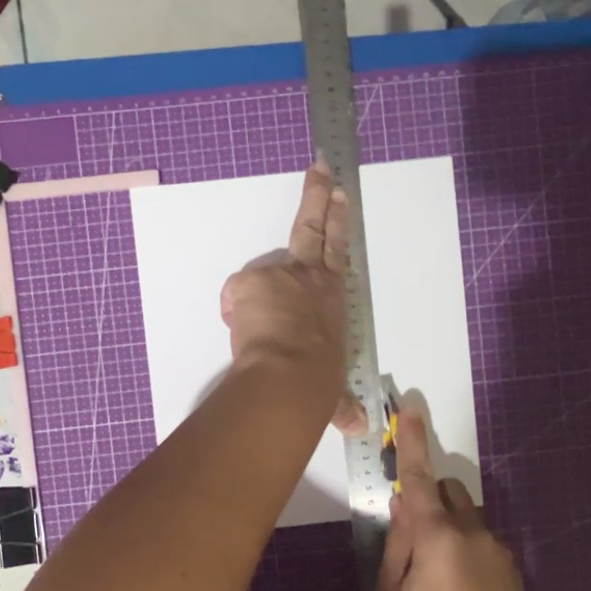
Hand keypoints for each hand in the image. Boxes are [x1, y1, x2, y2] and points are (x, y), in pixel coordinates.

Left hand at [219, 160, 365, 434]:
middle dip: (318, 193)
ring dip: (255, 294)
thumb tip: (356, 425)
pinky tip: (240, 330)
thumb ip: (341, 406)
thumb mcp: (333, 393)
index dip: (339, 220)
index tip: (340, 192)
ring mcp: (279, 276)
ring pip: (262, 277)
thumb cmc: (318, 383)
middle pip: (313, 225)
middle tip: (319, 165)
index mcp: (333, 297)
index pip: (339, 250)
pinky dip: (235, 312)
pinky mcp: (249, 283)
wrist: (289, 376)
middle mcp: (309, 278)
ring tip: (255, 325)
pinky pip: (236, 297)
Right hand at [380, 409, 544, 590]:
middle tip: (407, 540)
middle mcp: (474, 531)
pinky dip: (463, 549)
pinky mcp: (513, 570)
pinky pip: (481, 541)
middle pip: (447, 490)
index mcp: (437, 535)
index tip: (409, 403)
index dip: (411, 437)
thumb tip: (401, 502)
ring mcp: (499, 550)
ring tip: (433, 578)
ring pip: (466, 517)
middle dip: (427, 498)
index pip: (417, 474)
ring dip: (447, 527)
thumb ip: (397, 542)